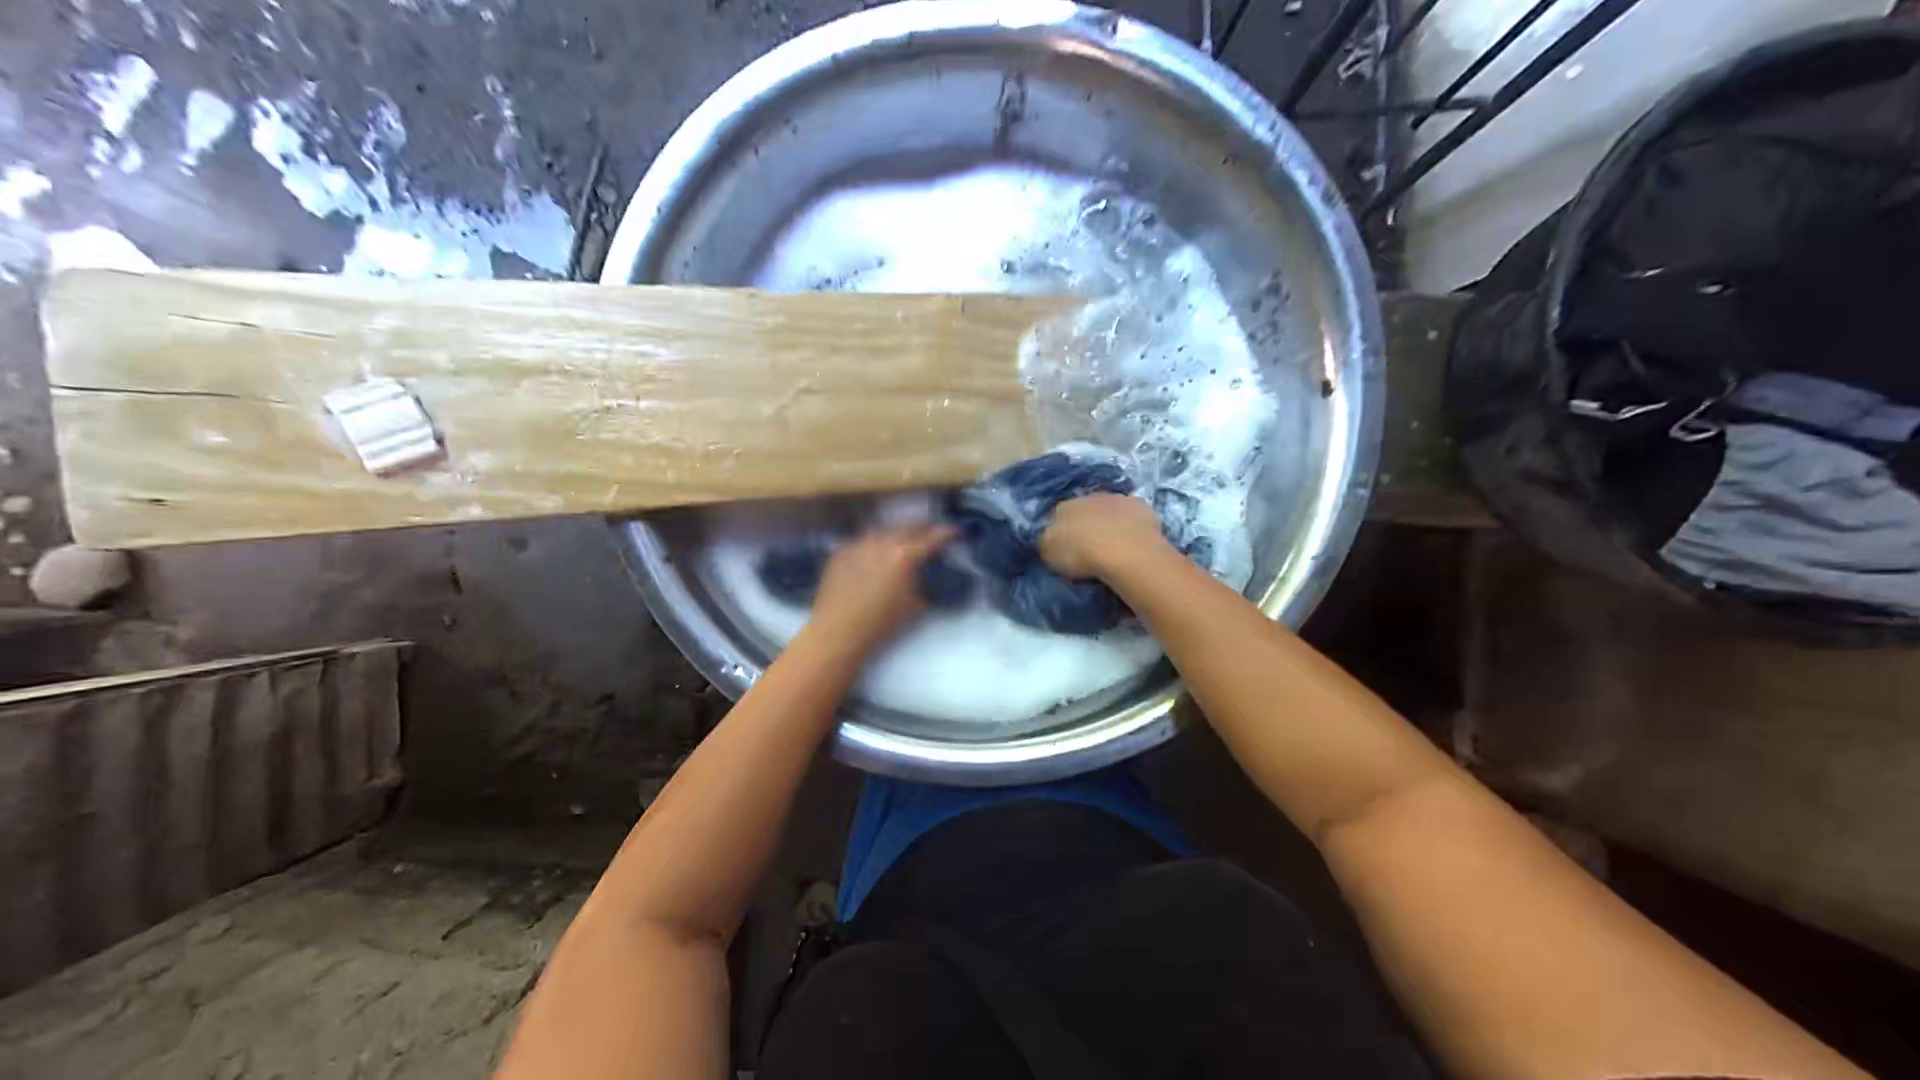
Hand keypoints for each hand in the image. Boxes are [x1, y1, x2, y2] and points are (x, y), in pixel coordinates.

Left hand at [807, 523, 954, 652]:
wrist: (838, 630)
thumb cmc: (880, 623)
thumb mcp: (913, 606)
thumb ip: (923, 585)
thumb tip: (925, 578)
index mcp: (905, 555)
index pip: (932, 538)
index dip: (947, 533)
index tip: (955, 532)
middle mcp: (882, 542)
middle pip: (908, 526)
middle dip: (923, 528)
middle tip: (931, 532)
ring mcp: (859, 543)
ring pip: (884, 529)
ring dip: (897, 532)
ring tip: (903, 538)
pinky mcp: (842, 550)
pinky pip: (863, 540)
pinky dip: (875, 543)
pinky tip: (875, 553)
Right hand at [1039, 493, 1167, 580]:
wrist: (1127, 552)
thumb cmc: (1083, 554)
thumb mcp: (1049, 552)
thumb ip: (1045, 541)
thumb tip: (1047, 536)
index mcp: (1064, 506)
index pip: (1057, 514)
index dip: (1061, 530)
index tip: (1066, 546)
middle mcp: (1089, 496)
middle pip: (1084, 509)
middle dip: (1086, 523)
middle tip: (1089, 545)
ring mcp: (1118, 499)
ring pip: (1109, 509)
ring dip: (1109, 521)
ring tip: (1113, 544)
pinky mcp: (1142, 506)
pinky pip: (1131, 515)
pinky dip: (1130, 524)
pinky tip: (1132, 540)